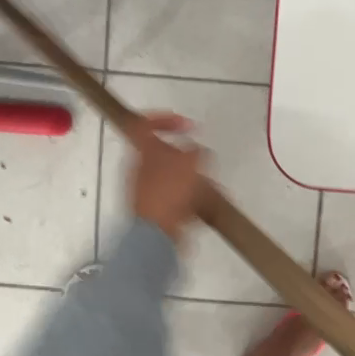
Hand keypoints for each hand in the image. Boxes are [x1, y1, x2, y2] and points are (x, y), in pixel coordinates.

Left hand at [128, 112, 203, 243]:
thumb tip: (198, 151)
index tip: (187, 124)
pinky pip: (179, 198)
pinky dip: (193, 200)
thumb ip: (195, 152)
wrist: (156, 236)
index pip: (145, 125)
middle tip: (203, 162)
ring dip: (196, 181)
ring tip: (213, 188)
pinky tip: (207, 206)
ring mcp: (149, 191)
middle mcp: (141, 170)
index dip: (165, 119)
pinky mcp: (158, 210)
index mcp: (142, 153)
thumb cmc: (169, 194)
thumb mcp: (189, 164)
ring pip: (176, 178)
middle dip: (190, 158)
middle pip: (166, 155)